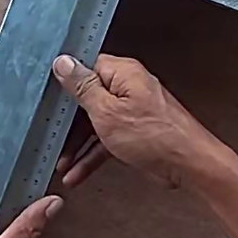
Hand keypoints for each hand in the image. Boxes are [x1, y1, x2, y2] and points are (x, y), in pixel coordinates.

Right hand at [51, 54, 232, 189]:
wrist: (189, 165)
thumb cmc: (155, 136)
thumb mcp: (106, 111)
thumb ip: (83, 87)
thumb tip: (64, 63)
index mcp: (123, 73)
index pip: (86, 67)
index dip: (66, 82)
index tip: (48, 96)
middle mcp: (128, 88)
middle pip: (88, 99)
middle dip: (68, 122)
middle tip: (51, 135)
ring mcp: (133, 111)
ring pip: (95, 123)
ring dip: (78, 145)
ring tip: (62, 164)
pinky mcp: (136, 133)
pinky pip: (107, 140)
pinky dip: (93, 155)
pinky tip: (78, 173)